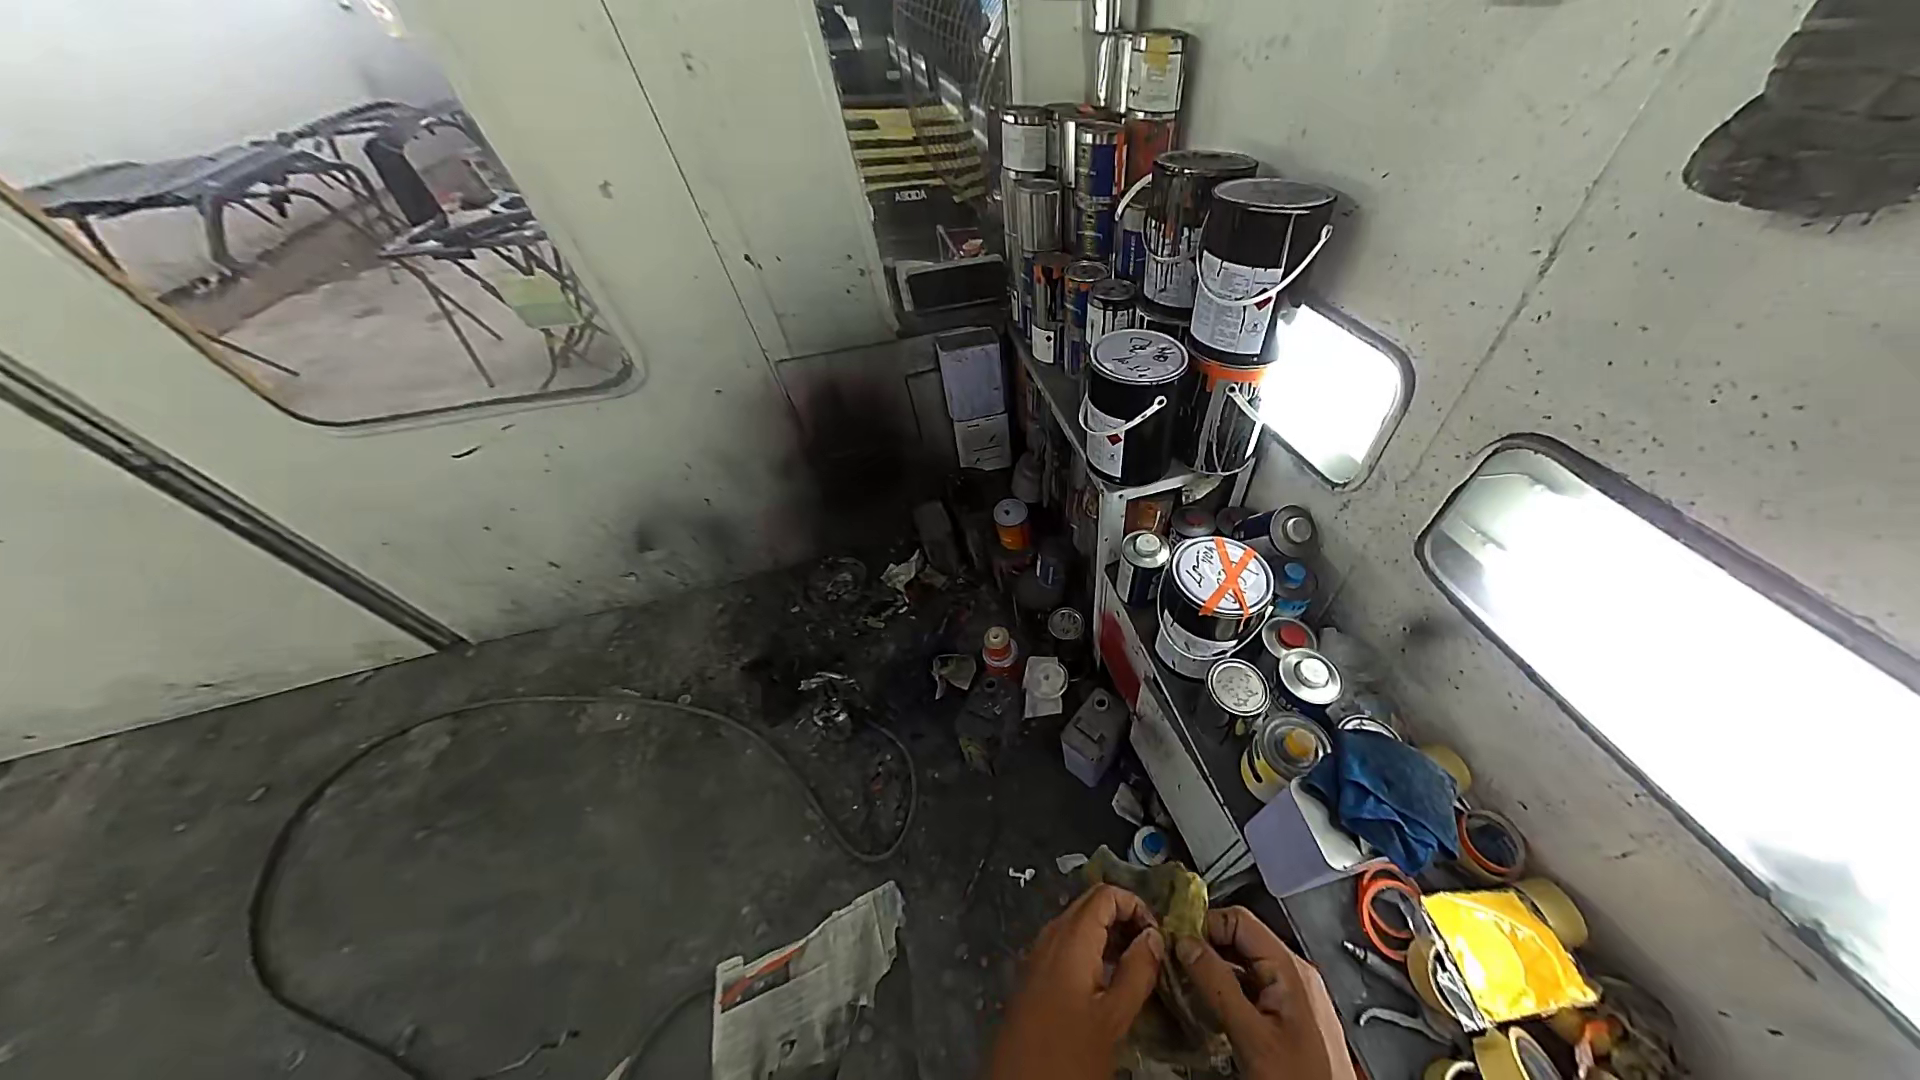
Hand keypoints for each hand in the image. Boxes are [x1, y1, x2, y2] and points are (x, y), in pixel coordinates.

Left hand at [987, 883, 1165, 1079]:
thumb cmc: (1069, 1052)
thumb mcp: (1113, 1017)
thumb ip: (1136, 972)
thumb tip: (1154, 937)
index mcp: (1071, 937)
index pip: (1106, 893)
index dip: (1136, 905)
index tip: (1158, 936)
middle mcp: (1052, 933)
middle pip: (1092, 904)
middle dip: (1125, 918)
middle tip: (1152, 951)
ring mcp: (1040, 950)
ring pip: (1080, 923)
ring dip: (1110, 935)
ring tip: (1138, 967)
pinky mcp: (1036, 969)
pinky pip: (1068, 943)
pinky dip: (1093, 949)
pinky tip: (1110, 980)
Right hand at [1175, 907, 1354, 1079]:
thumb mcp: (1253, 1038)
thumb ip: (1217, 985)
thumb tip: (1184, 942)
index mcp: (1290, 968)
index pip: (1237, 919)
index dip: (1204, 926)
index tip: (1175, 943)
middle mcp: (1294, 973)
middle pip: (1239, 939)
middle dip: (1204, 948)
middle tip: (1173, 964)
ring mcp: (1293, 996)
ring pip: (1242, 964)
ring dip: (1211, 971)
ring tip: (1183, 986)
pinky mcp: (1288, 1018)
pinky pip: (1250, 988)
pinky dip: (1225, 991)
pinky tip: (1207, 1009)